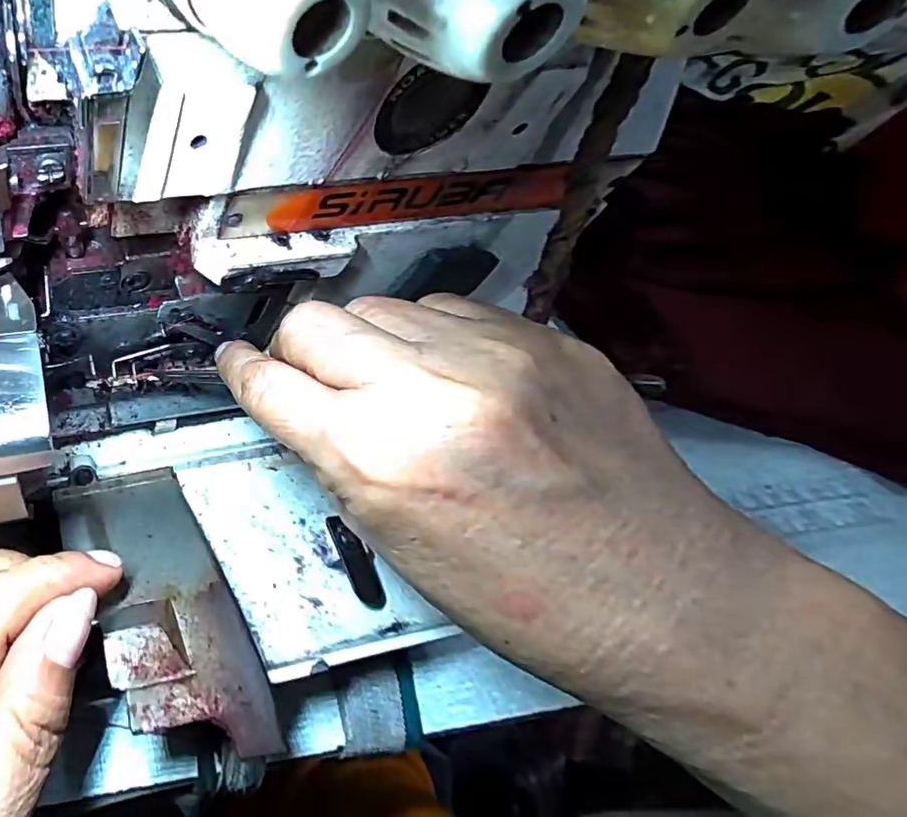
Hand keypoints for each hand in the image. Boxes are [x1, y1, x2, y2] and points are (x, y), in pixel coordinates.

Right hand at [213, 295, 790, 694]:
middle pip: (309, 323)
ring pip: (371, 306)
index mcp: (375, 456)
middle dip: (294, 350)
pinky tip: (449, 374)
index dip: (238, 369)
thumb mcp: (383, 530)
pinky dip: (424, 336)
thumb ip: (326, 447)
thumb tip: (286, 393)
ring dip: (361, 340)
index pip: (267, 382)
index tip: (234, 361)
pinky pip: (442, 308)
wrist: (672, 600)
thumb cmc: (511, 589)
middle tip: (314, 378)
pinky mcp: (542, 337)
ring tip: (390, 379)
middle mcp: (425, 392)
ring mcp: (490, 355)